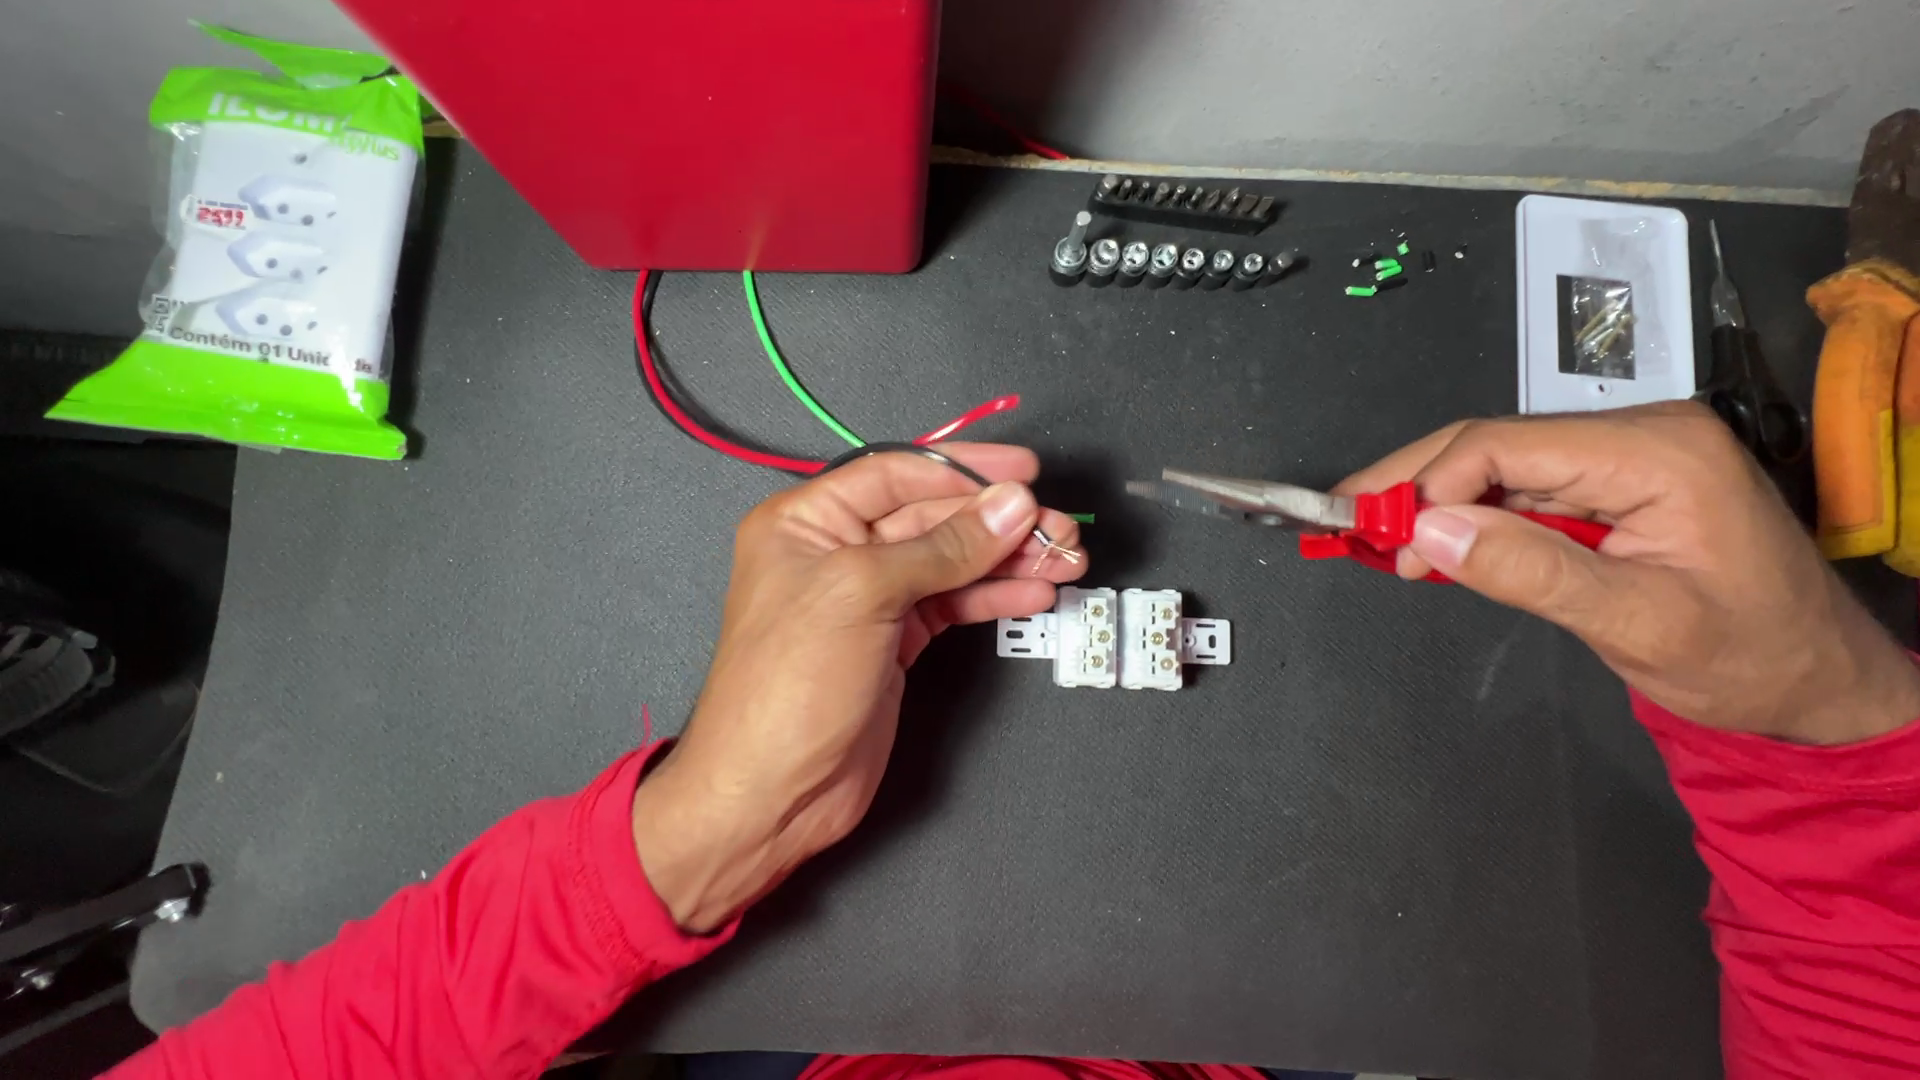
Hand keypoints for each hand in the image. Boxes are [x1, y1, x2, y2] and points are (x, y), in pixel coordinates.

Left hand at [629, 445, 1085, 931]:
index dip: (964, 470)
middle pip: (932, 518)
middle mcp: (839, 551)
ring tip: (1066, 558)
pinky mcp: (897, 640)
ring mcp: (872, 599)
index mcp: (807, 521)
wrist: (773, 794)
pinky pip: (954, 603)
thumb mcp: (863, 593)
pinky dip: (995, 596)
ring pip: (951, 562)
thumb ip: (944, 547)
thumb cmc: (794, 682)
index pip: (896, 475)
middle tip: (1059, 527)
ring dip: (1008, 558)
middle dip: (997, 520)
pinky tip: (1035, 591)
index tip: (1025, 471)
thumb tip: (1014, 504)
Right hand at [1337, 402, 1919, 745]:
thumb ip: (1532, 572)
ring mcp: (1615, 457)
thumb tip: (1429, 531)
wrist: (1813, 682)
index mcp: (1656, 452)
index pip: (1503, 445)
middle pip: (1486, 445)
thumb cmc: (1747, 658)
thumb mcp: (1638, 623)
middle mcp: (1633, 436)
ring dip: (1429, 506)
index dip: (1427, 484)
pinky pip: (1509, 489)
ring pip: (1488, 466)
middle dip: (1411, 487)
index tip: (1380, 536)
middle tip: (1348, 527)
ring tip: (1386, 549)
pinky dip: (1461, 519)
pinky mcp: (1601, 484)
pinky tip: (1432, 546)